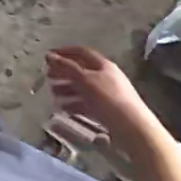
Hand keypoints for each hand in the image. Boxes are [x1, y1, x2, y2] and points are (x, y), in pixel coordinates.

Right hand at [44, 46, 166, 156]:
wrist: (133, 129)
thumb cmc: (108, 98)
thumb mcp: (85, 79)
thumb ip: (66, 66)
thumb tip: (49, 55)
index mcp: (103, 66)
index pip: (82, 52)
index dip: (64, 52)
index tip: (48, 56)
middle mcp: (106, 77)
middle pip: (81, 70)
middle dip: (63, 72)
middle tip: (48, 76)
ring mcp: (107, 94)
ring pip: (83, 88)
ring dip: (66, 89)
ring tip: (53, 94)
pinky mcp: (107, 110)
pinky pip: (87, 103)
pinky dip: (74, 103)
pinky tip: (64, 108)